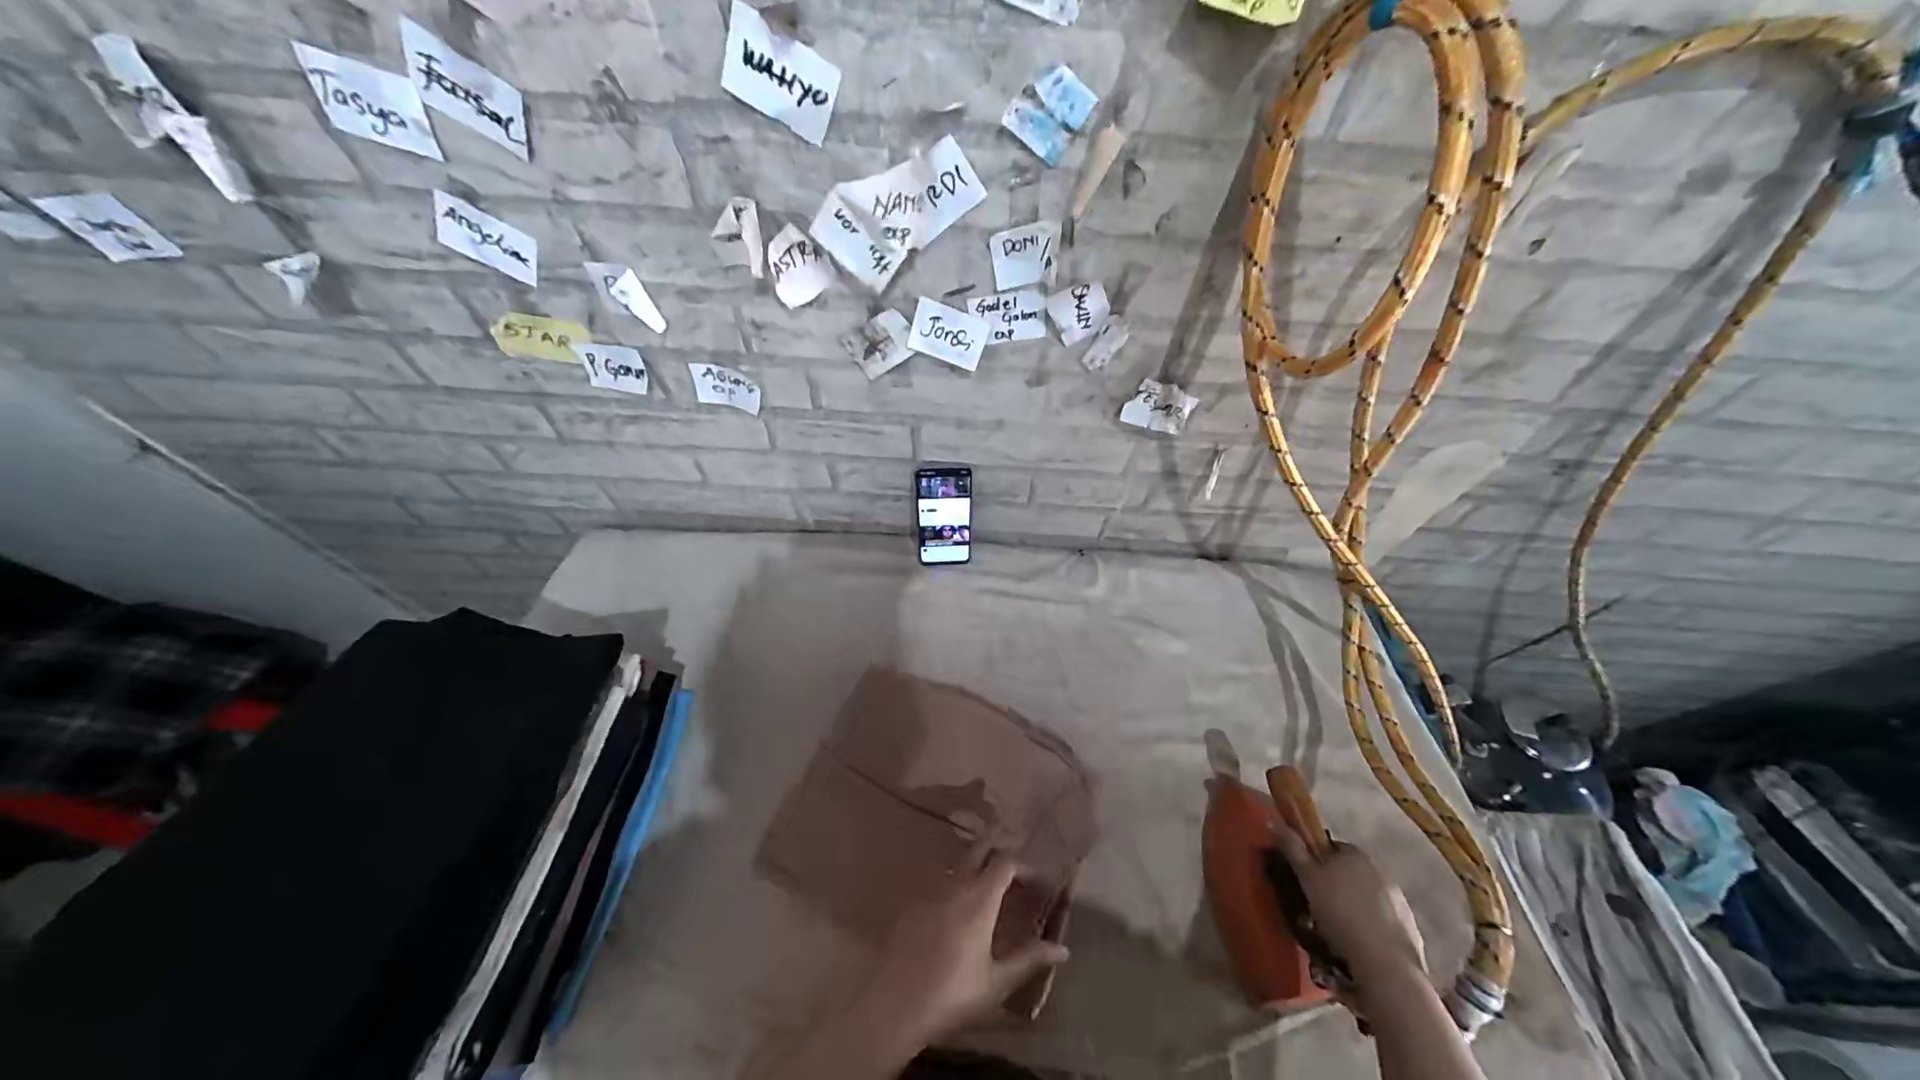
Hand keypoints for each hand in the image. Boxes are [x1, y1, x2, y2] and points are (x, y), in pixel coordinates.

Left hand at [855, 849, 1069, 1044]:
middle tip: (1013, 843)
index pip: (1005, 863)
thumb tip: (1062, 949)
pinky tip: (957, 904)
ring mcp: (930, 894)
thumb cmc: (953, 994)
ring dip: (975, 861)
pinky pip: (940, 884)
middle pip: (978, 850)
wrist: (895, 1004)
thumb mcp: (997, 982)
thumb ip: (1029, 960)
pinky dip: (955, 883)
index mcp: (979, 900)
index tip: (1036, 877)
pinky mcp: (913, 907)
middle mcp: (955, 887)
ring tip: (989, 874)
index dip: (1022, 864)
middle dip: (996, 842)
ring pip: (957, 865)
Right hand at [1270, 824, 1424, 982]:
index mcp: (1356, 854)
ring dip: (1353, 907)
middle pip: (1350, 872)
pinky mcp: (1410, 928)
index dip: (1316, 861)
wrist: (1385, 963)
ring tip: (1335, 930)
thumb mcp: (1307, 879)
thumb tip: (1272, 819)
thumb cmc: (1339, 913)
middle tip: (1316, 906)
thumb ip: (1292, 849)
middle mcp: (1381, 871)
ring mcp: (1399, 900)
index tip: (1305, 879)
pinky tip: (1357, 944)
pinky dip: (1370, 927)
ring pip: (1366, 897)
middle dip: (1335, 885)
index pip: (1332, 847)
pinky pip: (1381, 920)